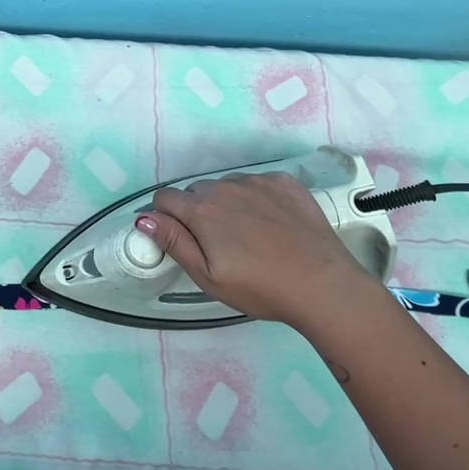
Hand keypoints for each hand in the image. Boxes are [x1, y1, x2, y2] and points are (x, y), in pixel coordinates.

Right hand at [133, 172, 381, 331]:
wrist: (324, 285)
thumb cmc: (261, 288)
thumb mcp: (208, 277)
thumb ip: (174, 242)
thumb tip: (144, 218)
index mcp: (201, 210)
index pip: (164, 199)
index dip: (165, 218)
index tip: (181, 239)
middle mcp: (225, 187)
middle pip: (195, 192)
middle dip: (197, 212)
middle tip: (219, 245)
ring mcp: (257, 181)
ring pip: (226, 186)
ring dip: (227, 204)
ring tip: (249, 236)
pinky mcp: (285, 182)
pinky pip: (257, 183)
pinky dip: (256, 198)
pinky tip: (271, 224)